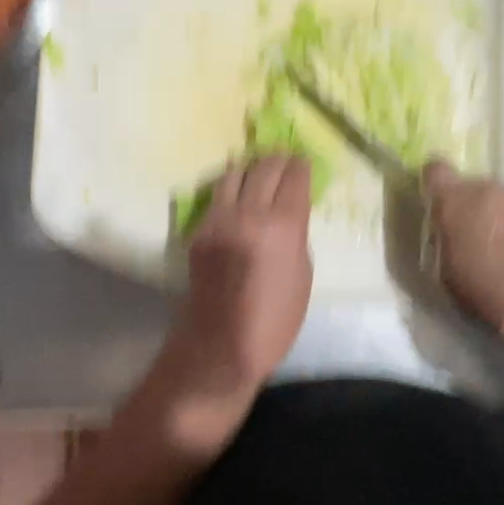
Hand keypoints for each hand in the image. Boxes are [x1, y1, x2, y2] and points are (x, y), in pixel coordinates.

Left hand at [138, 156, 313, 449]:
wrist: (220, 344)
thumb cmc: (274, 320)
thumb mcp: (302, 276)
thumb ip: (296, 236)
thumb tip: (288, 215)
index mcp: (283, 226)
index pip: (294, 177)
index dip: (302, 166)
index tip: (305, 163)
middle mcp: (249, 213)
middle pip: (264, 167)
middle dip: (278, 160)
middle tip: (286, 160)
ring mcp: (218, 219)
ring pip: (234, 173)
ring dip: (251, 167)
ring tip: (260, 170)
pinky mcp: (198, 230)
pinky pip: (217, 196)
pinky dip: (231, 188)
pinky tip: (238, 194)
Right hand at [422, 161, 503, 371]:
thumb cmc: (494, 299)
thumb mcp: (449, 276)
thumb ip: (445, 241)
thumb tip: (446, 230)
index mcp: (457, 204)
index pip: (436, 172)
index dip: (436, 186)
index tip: (440, 203)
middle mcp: (492, 188)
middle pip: (476, 188)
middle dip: (475, 209)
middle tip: (481, 239)